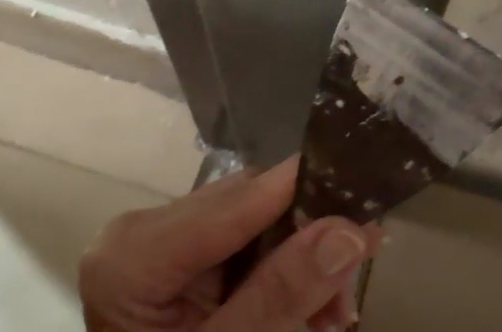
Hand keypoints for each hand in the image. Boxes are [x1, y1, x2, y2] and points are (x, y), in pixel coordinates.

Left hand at [79, 156, 381, 331]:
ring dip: (301, 260)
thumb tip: (348, 231)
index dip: (304, 190)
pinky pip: (241, 248)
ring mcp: (159, 244)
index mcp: (135, 252)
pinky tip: (309, 309)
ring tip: (336, 312)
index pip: (236, 200)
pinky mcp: (176, 262)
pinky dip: (279, 276)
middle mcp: (144, 230)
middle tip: (358, 274)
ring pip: (253, 224)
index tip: (366, 192)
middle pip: (248, 205)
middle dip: (307, 239)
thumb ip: (278, 296)